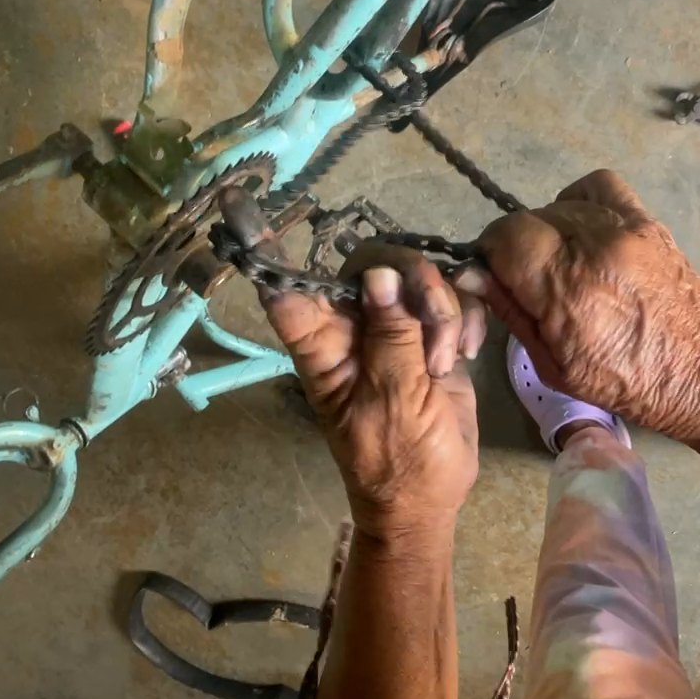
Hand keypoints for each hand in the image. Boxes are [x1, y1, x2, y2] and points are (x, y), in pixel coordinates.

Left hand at [238, 221, 484, 536]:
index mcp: (323, 347)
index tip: (233, 202)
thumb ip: (390, 339)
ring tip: (448, 362)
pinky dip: (464, 318)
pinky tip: (466, 354)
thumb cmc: (397, 462)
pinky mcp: (430, 331)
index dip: (259, 245)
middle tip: (436, 329)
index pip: (285, 289)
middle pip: (369, 264)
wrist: (431, 496)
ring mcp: (394, 326)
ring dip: (443, 311)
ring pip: (416, 276)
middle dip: (412, 284)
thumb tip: (381, 277)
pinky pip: (449, 296)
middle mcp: (352, 326)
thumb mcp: (393, 404)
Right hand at [468, 169, 699, 442]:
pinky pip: (598, 187)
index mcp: (566, 290)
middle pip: (526, 218)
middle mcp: (594, 248)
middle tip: (527, 280)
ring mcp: (626, 228)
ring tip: (559, 261)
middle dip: (515, 246)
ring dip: (546, 230)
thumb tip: (469, 272)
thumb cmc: (622, 384)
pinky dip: (578, 202)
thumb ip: (510, 311)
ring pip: (558, 204)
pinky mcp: (648, 221)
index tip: (495, 276)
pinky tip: (581, 232)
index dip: (489, 254)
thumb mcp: (552, 364)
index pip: (503, 236)